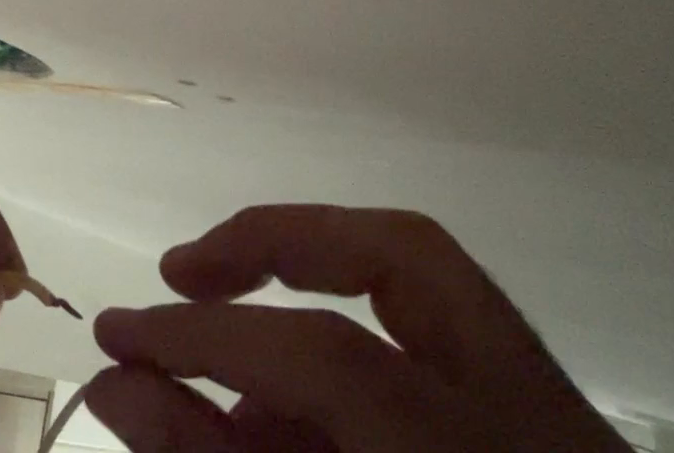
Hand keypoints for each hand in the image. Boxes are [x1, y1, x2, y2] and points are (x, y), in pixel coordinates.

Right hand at [86, 205, 630, 452]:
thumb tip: (116, 381)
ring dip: (297, 297)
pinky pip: (422, 355)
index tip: (116, 336)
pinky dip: (333, 369)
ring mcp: (557, 430)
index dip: (204, 337)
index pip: (327, 359)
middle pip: (408, 257)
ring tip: (214, 367)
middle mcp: (540, 430)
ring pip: (423, 286)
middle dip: (276, 241)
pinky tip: (275, 428)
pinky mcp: (545, 439)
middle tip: (184, 271)